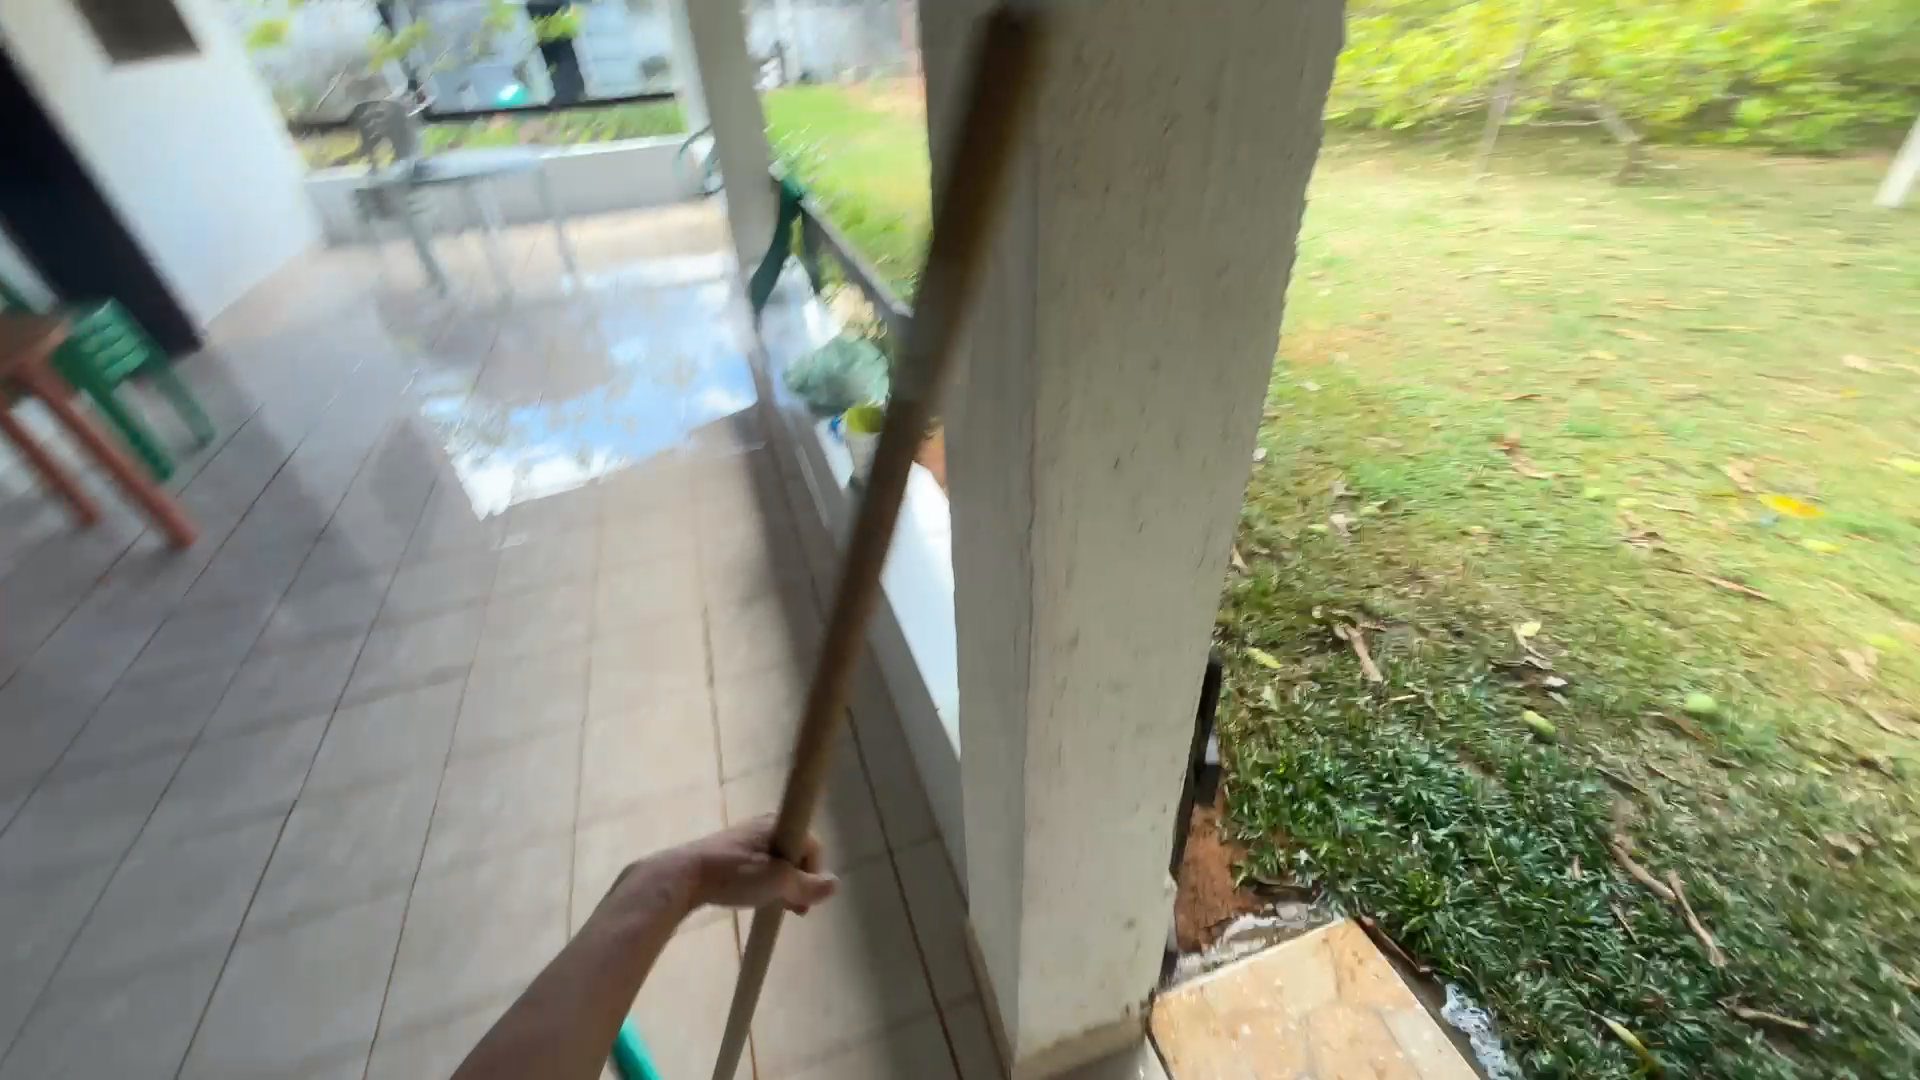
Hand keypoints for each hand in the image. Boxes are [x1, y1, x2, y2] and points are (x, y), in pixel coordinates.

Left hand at [680, 815, 837, 914]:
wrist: (683, 877)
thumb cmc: (734, 874)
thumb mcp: (777, 882)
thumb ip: (808, 885)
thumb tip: (836, 885)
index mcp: (780, 823)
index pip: (812, 847)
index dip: (813, 875)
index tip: (804, 902)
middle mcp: (767, 824)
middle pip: (796, 854)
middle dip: (799, 882)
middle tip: (793, 909)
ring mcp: (748, 837)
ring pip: (778, 861)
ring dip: (782, 885)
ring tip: (775, 907)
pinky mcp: (731, 851)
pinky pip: (760, 865)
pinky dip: (764, 881)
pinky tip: (755, 897)